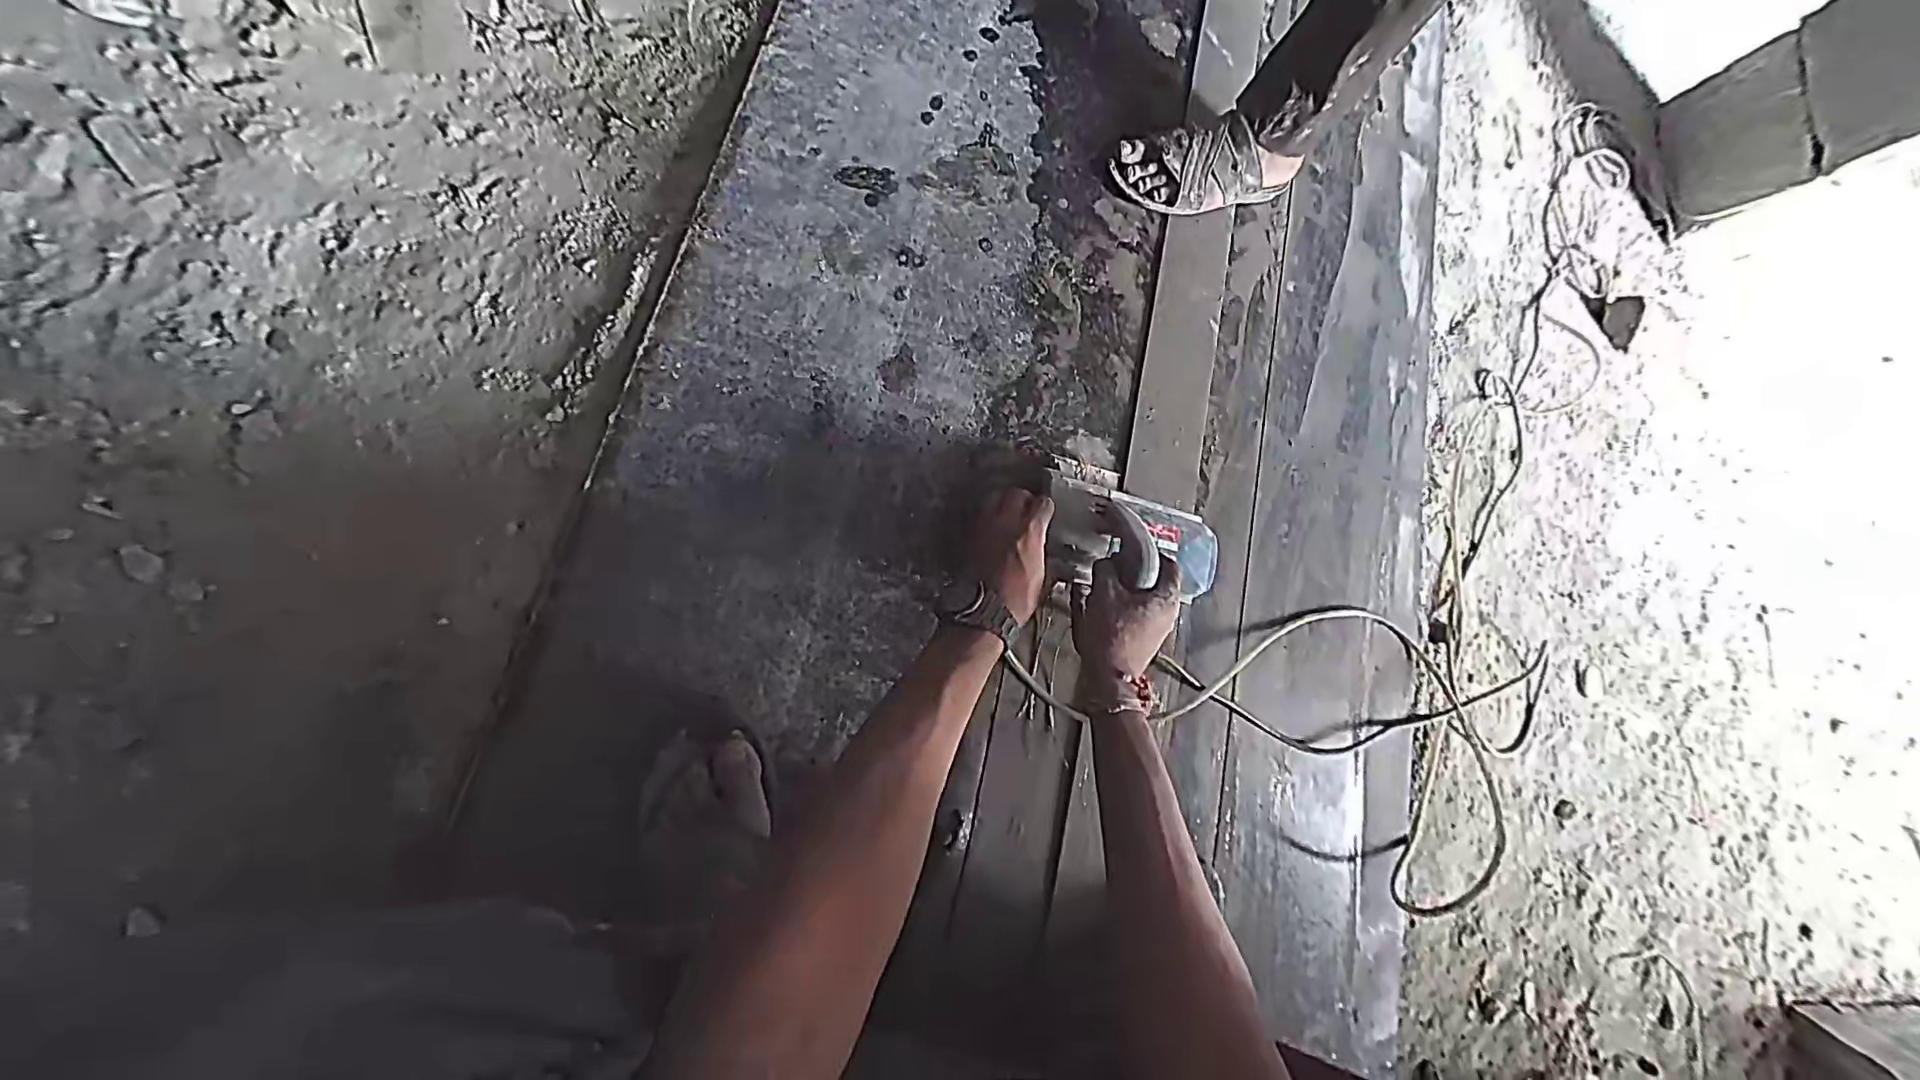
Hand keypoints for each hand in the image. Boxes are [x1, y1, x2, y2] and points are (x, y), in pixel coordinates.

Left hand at [968, 488, 1053, 624]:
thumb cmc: (1014, 600)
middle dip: (1023, 499)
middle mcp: (1006, 522)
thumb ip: (1040, 552)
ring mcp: (984, 526)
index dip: (1045, 507)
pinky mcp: (968, 534)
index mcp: (1029, 531)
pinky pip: (979, 514)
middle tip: (1026, 507)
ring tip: (1006, 511)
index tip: (1045, 511)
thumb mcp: (1040, 577)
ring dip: (1002, 501)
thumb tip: (1040, 546)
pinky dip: (986, 515)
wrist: (982, 611)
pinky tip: (990, 525)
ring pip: (994, 497)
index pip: (1042, 504)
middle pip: (1016, 494)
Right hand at [1072, 554, 1179, 706]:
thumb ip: (1105, 569)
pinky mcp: (1145, 637)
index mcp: (1167, 598)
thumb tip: (1106, 564)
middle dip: (1133, 570)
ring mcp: (1158, 627)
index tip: (1130, 546)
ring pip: (1143, 596)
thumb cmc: (1111, 637)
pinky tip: (1103, 605)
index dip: (1147, 550)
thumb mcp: (1103, 593)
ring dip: (1125, 588)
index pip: (1168, 562)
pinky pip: (1136, 611)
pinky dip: (1122, 604)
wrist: (1108, 677)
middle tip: (1113, 565)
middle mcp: (1169, 612)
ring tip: (1103, 585)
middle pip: (1154, 579)